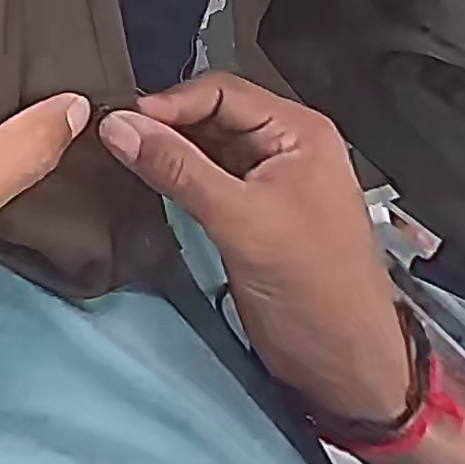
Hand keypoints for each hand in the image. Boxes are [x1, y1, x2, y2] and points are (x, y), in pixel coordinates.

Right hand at [98, 72, 410, 421]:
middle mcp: (279, 143)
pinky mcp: (242, 204)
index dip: (169, 103)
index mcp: (297, 131)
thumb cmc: (318, 292)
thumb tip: (120, 126)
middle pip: (207, 113)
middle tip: (120, 136)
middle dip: (163, 123)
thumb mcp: (242, 221)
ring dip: (164, 146)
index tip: (126, 120)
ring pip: (199, 141)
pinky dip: (170, 170)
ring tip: (125, 152)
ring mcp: (260, 174)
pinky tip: (145, 174)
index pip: (220, 92)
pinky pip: (198, 170)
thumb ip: (177, 168)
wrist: (345, 371)